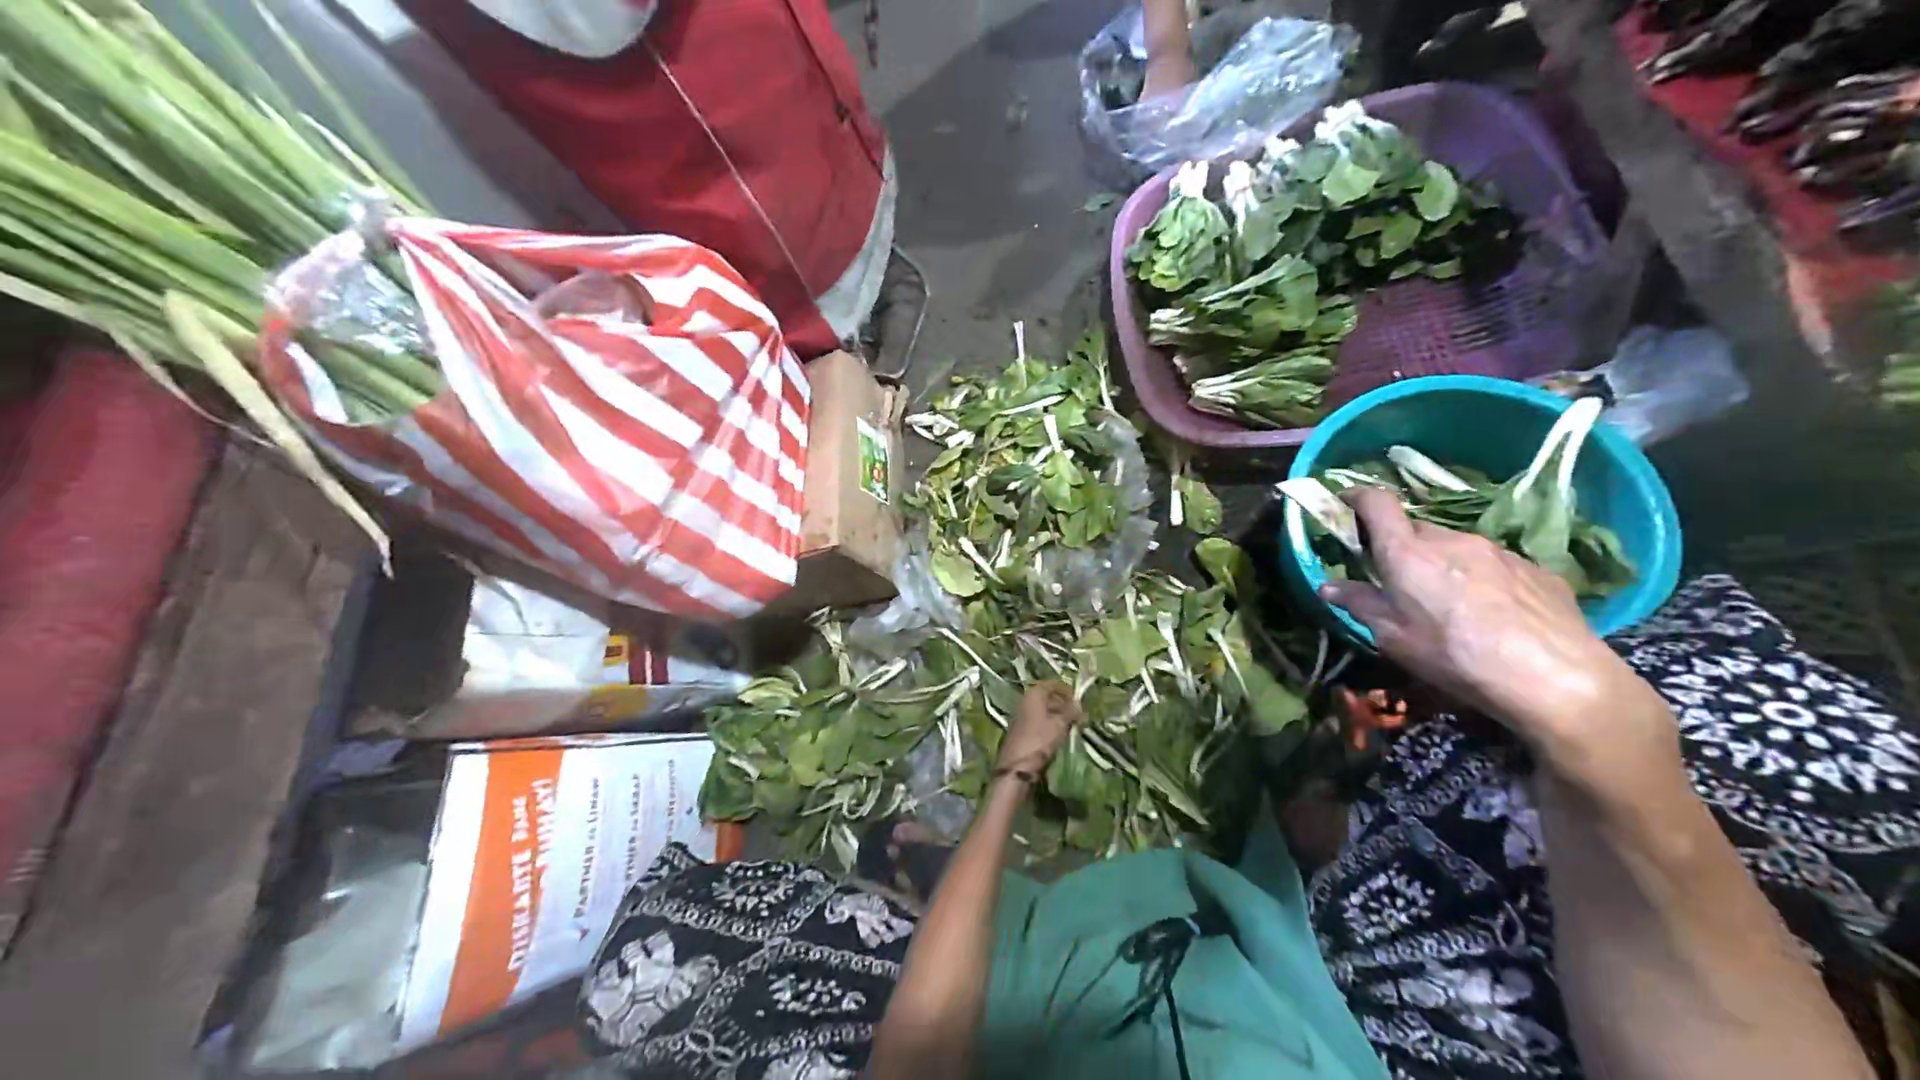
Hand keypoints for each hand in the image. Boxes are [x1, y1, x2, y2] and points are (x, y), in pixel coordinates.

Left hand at [995, 681, 1080, 780]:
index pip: (1051, 684)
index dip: (1066, 690)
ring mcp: (1022, 716)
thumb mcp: (1060, 723)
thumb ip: (1071, 712)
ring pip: (1044, 711)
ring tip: (1073, 725)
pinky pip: (1039, 722)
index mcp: (1033, 694)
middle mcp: (1025, 701)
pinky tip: (1061, 734)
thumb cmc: (1040, 739)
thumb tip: (1079, 705)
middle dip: (1064, 704)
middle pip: (1047, 697)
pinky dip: (1051, 724)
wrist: (1018, 765)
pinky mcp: (1022, 730)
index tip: (1078, 699)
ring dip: (1058, 715)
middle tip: (1079, 714)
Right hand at [1321, 488, 1679, 790]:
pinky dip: (1477, 577)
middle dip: (1400, 547)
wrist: (1555, 676)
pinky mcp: (1533, 567)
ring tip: (1447, 602)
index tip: (1344, 504)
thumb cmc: (1455, 655)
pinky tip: (1489, 613)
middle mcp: (1449, 539)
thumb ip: (1360, 604)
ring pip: (1453, 546)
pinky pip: (1491, 563)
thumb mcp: (1393, 637)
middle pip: (1414, 530)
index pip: (1376, 502)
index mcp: (1406, 552)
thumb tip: (1328, 586)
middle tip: (1397, 580)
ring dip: (1440, 563)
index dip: (1355, 497)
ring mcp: (1496, 550)